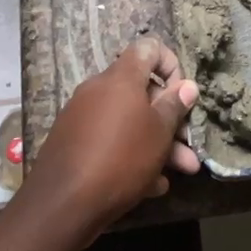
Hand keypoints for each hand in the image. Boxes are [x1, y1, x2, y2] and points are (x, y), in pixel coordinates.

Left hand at [0, 38, 199, 250]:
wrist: (62, 202)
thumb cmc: (120, 158)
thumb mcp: (158, 133)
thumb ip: (174, 106)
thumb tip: (188, 85)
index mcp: (121, 76)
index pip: (149, 48)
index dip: (171, 65)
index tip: (181, 96)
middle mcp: (100, 87)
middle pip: (141, 91)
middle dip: (168, 118)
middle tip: (188, 145)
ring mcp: (84, 113)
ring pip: (128, 120)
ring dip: (156, 142)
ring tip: (180, 172)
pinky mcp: (74, 139)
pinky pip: (110, 138)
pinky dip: (131, 154)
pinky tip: (151, 185)